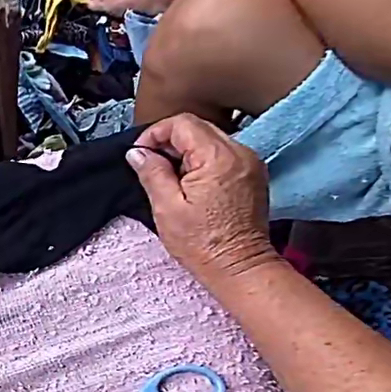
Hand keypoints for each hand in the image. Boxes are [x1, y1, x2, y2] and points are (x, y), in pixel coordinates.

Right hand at [126, 114, 282, 285]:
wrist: (239, 268)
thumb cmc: (203, 245)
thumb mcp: (166, 208)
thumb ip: (152, 173)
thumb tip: (137, 152)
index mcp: (217, 158)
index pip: (182, 123)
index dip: (156, 134)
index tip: (141, 153)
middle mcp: (239, 153)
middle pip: (198, 128)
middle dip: (170, 142)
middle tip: (153, 167)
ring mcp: (250, 163)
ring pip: (210, 140)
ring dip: (187, 153)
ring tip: (173, 181)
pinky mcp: (253, 175)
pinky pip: (223, 155)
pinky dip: (204, 162)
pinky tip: (193, 187)